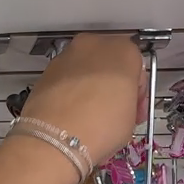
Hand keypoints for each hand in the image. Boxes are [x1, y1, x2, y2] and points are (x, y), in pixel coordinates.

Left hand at [18, 35, 146, 165]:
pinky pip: (65, 80)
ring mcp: (66, 56)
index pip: (137, 68)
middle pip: (109, 63)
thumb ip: (129, 102)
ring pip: (84, 70)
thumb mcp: (131, 118)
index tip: (134, 111)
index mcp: (124, 51)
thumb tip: (119, 107)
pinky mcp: (45, 72)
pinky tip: (70, 115)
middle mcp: (94, 45)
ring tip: (89, 116)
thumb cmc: (101, 125)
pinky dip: (69, 93)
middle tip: (113, 112)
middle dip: (112, 84)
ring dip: (89, 87)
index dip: (136, 93)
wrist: (56, 138)